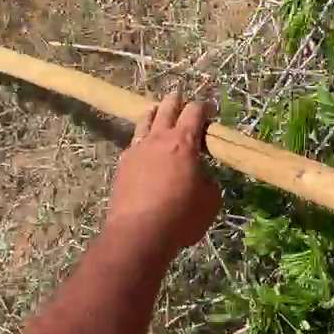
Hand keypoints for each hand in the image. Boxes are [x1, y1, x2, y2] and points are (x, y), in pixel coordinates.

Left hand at [104, 91, 221, 263]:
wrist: (138, 234)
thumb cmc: (180, 217)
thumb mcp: (209, 202)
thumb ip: (209, 182)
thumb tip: (203, 177)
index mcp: (185, 141)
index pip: (195, 110)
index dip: (204, 107)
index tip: (209, 111)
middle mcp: (160, 137)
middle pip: (168, 106)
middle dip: (178, 100)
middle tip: (183, 99)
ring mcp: (138, 148)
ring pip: (147, 118)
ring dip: (156, 112)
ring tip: (159, 112)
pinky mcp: (124, 163)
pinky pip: (134, 142)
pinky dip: (142, 138)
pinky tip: (144, 147)